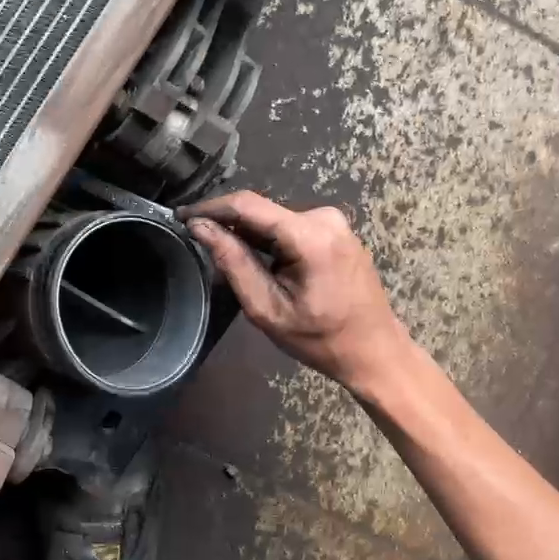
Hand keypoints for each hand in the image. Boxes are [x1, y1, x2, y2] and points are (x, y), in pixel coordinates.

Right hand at [180, 191, 412, 396]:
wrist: (377, 354)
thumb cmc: (322, 340)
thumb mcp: (268, 308)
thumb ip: (233, 262)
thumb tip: (200, 227)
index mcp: (309, 235)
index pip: (247, 205)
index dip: (210, 207)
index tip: (180, 216)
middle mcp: (323, 217)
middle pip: (259, 211)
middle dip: (227, 224)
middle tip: (198, 244)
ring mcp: (333, 221)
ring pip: (272, 218)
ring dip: (247, 233)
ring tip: (225, 256)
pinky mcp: (335, 229)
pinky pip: (288, 225)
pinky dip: (267, 238)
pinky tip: (257, 260)